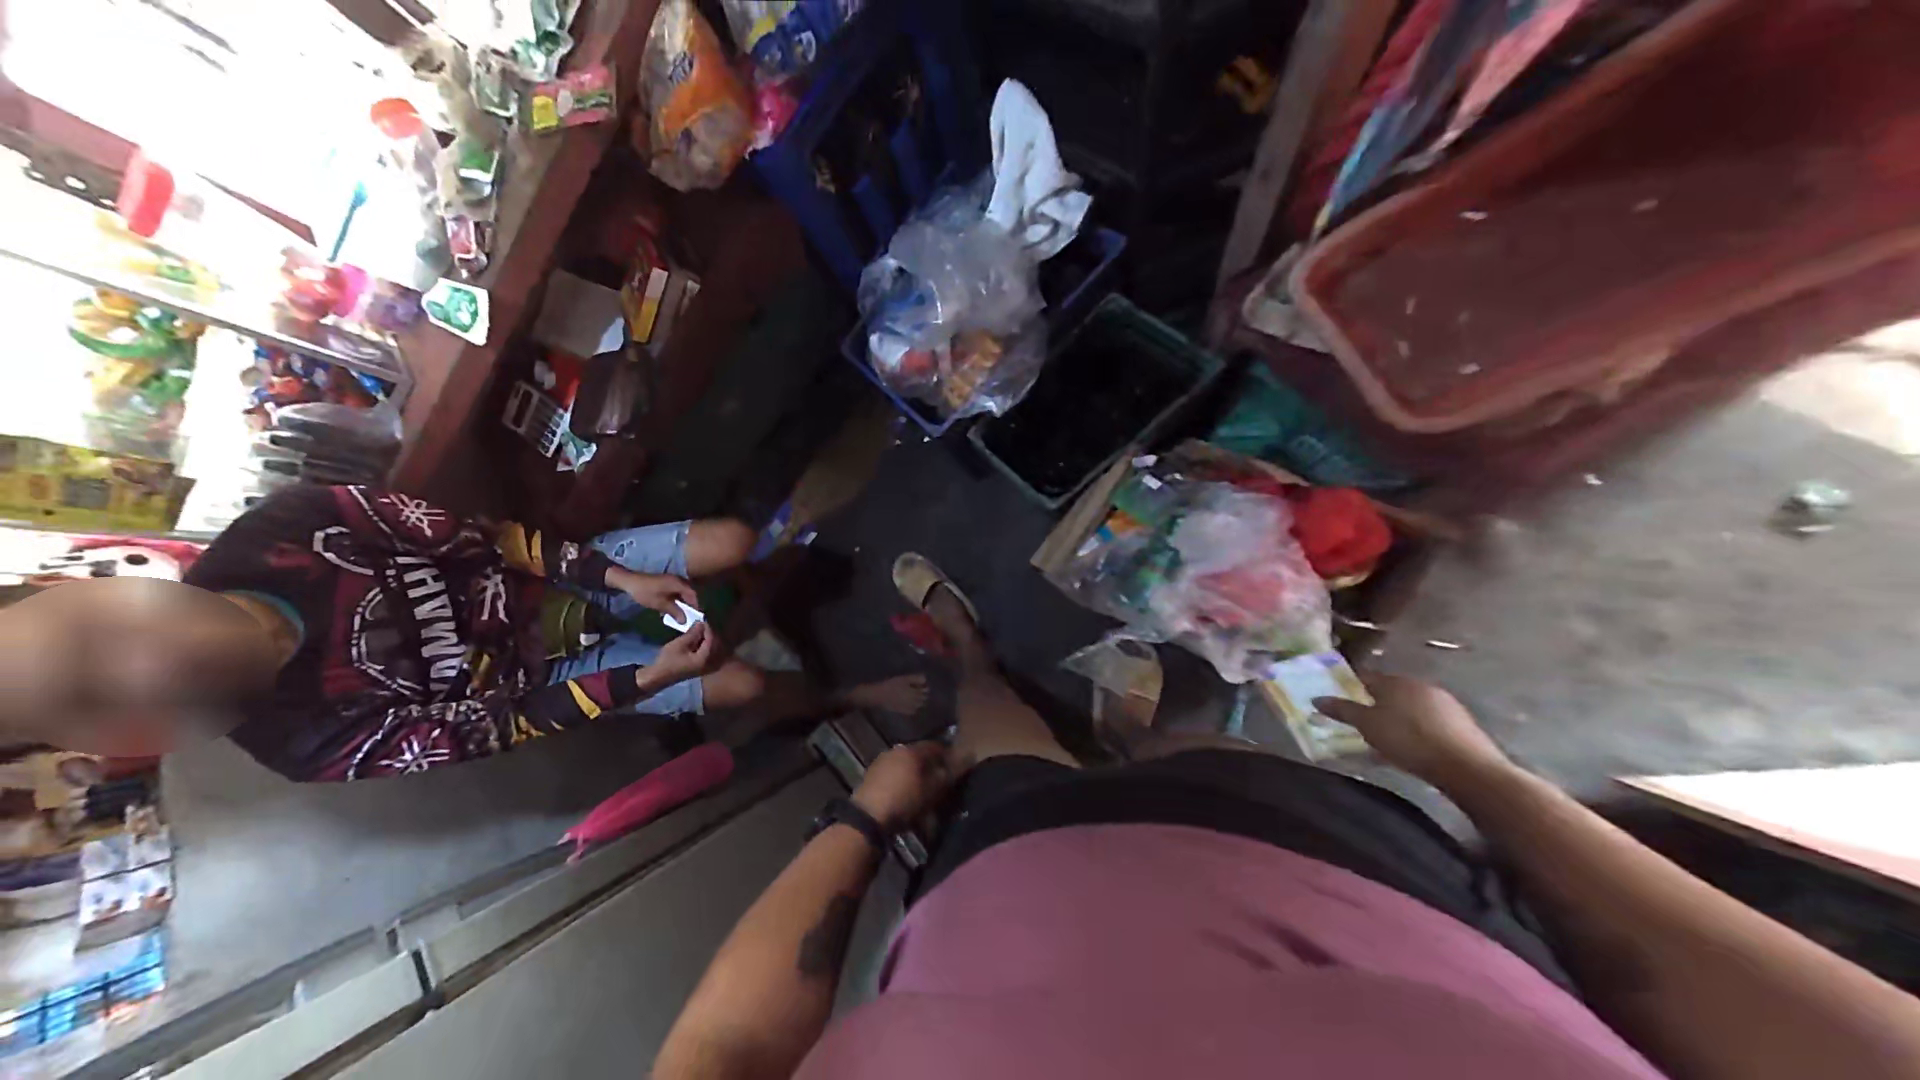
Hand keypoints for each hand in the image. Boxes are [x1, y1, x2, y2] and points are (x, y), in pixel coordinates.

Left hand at [609, 568, 698, 614]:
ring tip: (679, 614)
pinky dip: (675, 600)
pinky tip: (670, 608)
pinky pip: (675, 591)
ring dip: (681, 603)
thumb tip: (684, 620)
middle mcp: (678, 580)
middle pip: (688, 593)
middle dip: (689, 605)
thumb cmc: (646, 592)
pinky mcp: (665, 582)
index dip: (695, 605)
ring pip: (681, 593)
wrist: (629, 581)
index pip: (693, 595)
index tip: (695, 616)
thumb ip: (674, 612)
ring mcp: (671, 580)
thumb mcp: (660, 604)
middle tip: (688, 616)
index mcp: (679, 584)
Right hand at [648, 623, 715, 685]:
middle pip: (715, 643)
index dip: (707, 628)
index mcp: (705, 658)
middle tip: (701, 624)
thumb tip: (702, 623)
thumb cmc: (668, 660)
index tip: (702, 619)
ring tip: (699, 630)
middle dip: (708, 633)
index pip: (711, 639)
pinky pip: (709, 653)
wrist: (659, 677)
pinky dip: (705, 645)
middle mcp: (711, 663)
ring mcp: (708, 667)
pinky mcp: (703, 667)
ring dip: (707, 639)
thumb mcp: (680, 644)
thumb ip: (693, 633)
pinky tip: (698, 640)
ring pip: (713, 648)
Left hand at [850, 742, 954, 832]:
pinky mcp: (871, 774)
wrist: (867, 818)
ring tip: (921, 790)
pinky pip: (893, 773)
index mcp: (912, 750)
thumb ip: (948, 775)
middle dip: (930, 765)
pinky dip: (901, 780)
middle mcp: (896, 750)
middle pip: (919, 754)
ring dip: (914, 773)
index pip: (936, 746)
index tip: (955, 767)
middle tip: (939, 781)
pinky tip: (903, 794)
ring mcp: (881, 761)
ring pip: (905, 764)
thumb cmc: (905, 802)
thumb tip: (962, 761)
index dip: (947, 755)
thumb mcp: (932, 791)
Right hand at [1315, 675, 1514, 792]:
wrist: (1467, 768)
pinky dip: (1416, 730)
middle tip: (1362, 724)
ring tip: (1386, 740)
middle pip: (1389, 691)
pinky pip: (1428, 721)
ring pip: (1410, 707)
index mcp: (1396, 681)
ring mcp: (1444, 703)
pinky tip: (1413, 748)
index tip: (1340, 703)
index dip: (1351, 688)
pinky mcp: (1461, 723)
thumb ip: (1342, 710)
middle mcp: (1420, 685)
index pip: (1366, 677)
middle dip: (1375, 704)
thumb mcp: (1367, 726)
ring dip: (1397, 718)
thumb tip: (1316, 698)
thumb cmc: (1408, 740)